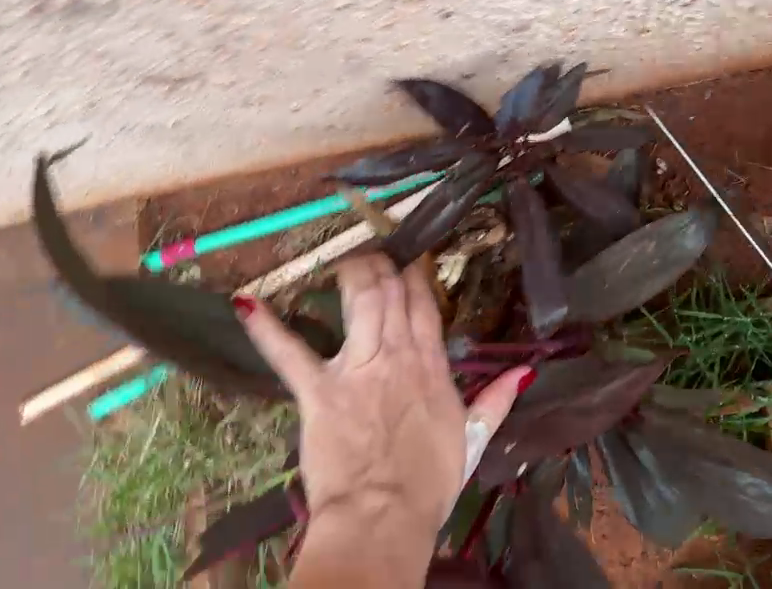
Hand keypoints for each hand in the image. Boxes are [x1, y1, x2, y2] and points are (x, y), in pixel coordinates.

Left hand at [241, 254, 529, 587]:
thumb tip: (525, 370)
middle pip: (390, 292)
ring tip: (344, 260)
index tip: (408, 260)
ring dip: (351, 274)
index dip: (415, 276)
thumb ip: (497, 399)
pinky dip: (266, 328)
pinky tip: (246, 302)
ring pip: (358, 301)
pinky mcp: (318, 390)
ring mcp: (356, 368)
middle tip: (373, 253)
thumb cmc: (429, 483)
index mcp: (430, 365)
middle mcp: (395, 354)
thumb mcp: (472, 438)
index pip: (423, 305)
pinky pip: (289, 353)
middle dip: (382, 265)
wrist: (384, 518)